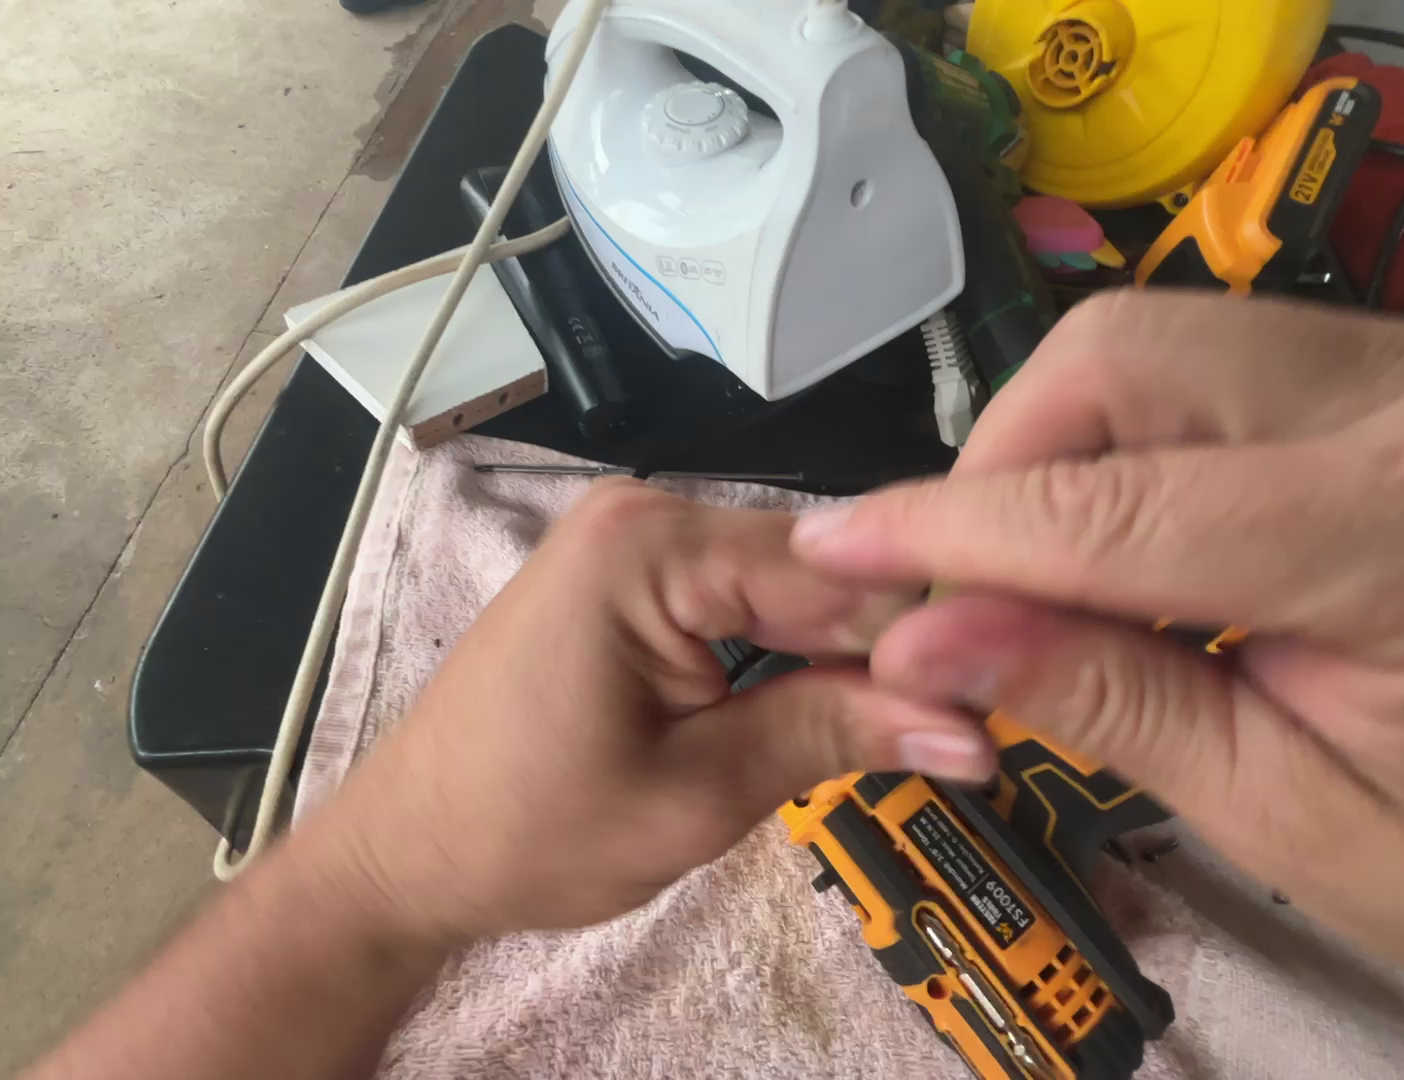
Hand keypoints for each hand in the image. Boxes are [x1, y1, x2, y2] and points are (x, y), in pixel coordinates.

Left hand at [298, 481, 993, 946]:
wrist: (411, 842)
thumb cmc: (526, 828)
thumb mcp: (691, 795)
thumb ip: (826, 735)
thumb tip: (970, 727)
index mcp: (650, 545)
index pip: (835, 569)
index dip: (921, 638)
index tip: (992, 706)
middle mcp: (644, 512)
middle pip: (812, 565)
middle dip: (879, 644)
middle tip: (951, 726)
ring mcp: (632, 536)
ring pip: (781, 580)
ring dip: (834, 648)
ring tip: (887, 720)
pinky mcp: (626, 571)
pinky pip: (735, 592)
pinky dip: (781, 642)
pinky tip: (814, 690)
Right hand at [790, 292, 1403, 1046]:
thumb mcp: (1295, 814)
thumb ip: (1094, 700)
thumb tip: (915, 646)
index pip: (1116, 508)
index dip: (947, 529)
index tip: (830, 548)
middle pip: (1119, 357)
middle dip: (997, 464)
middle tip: (973, 581)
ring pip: (1142, 342)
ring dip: (1041, 449)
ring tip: (1043, 564)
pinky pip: (1191, 362)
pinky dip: (1102, 442)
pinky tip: (1116, 530)